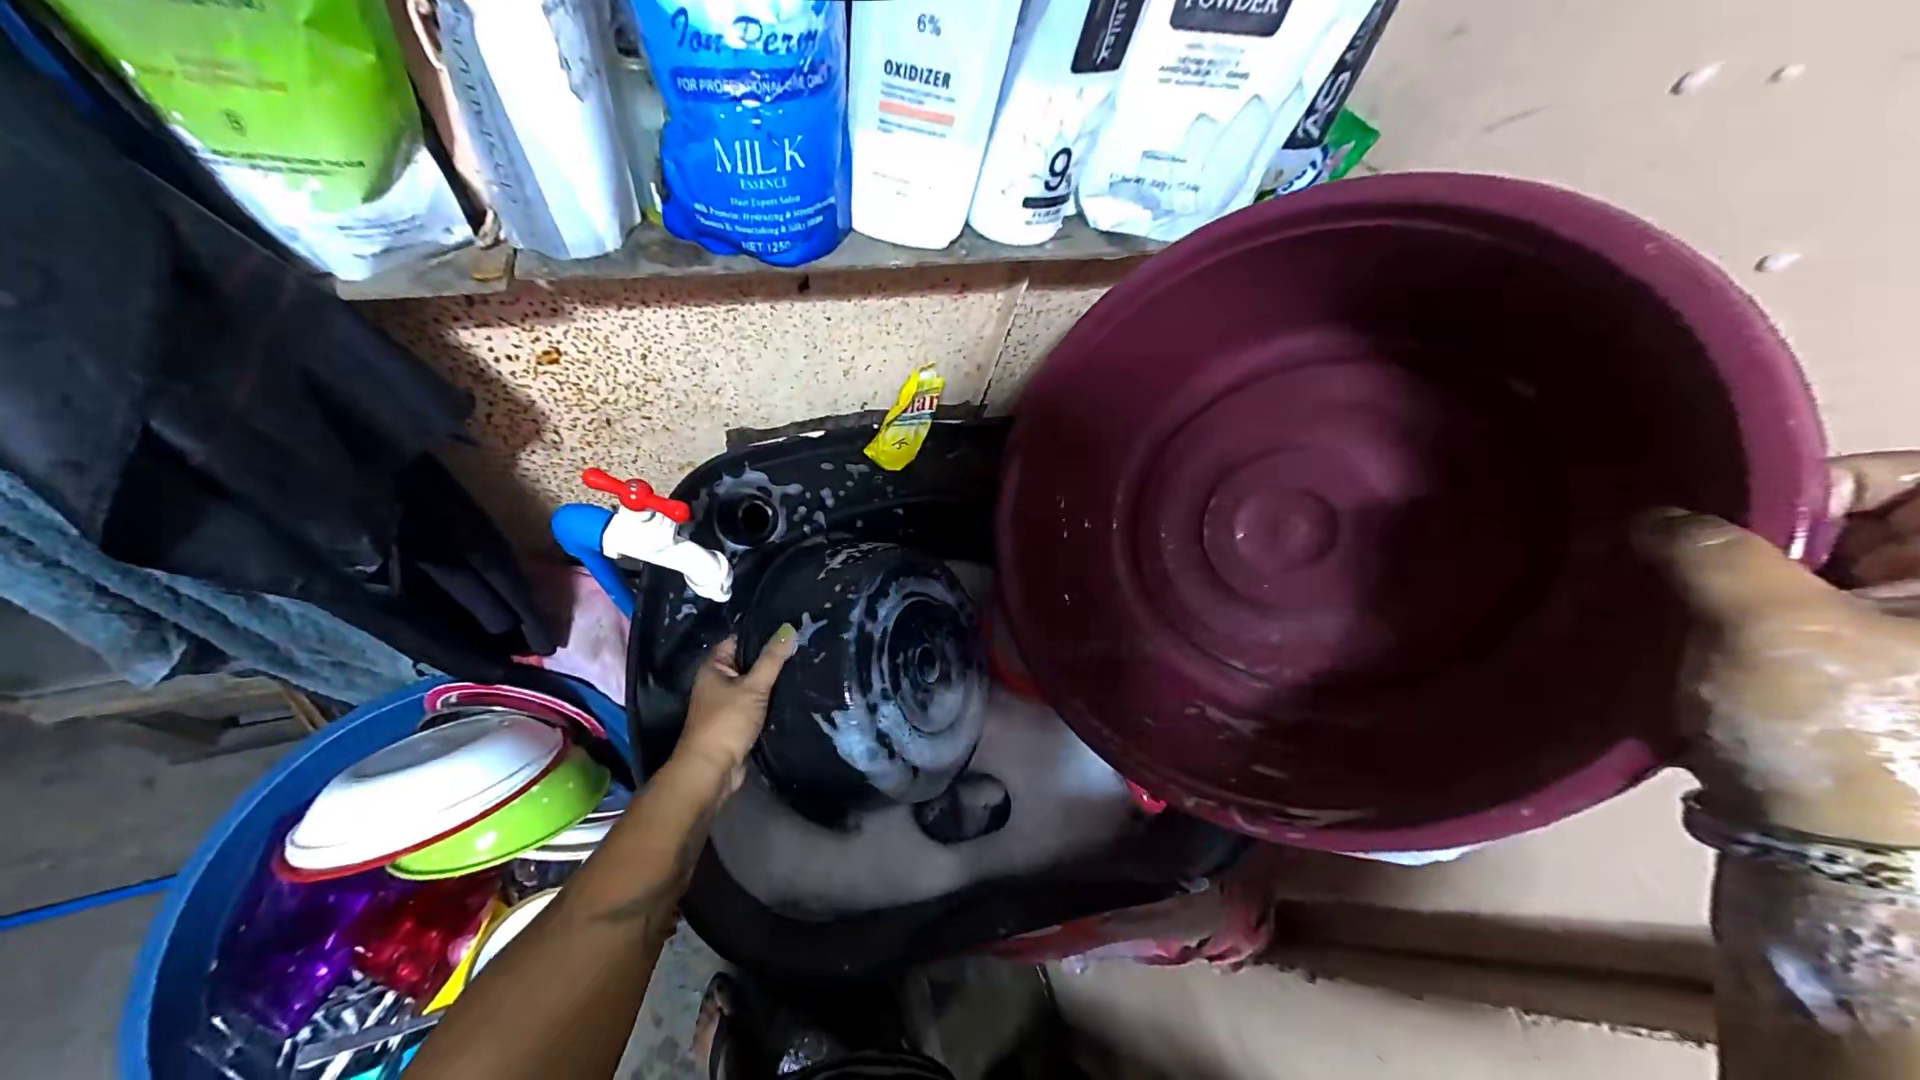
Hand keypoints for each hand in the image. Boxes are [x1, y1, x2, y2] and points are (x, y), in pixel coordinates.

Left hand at [673, 628, 798, 795]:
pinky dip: (773, 698)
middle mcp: (718, 681)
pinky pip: (759, 702)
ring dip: (774, 678)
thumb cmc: (726, 723)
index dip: (762, 632)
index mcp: (714, 667)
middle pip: (749, 661)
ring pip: (756, 683)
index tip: (790, 626)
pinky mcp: (739, 720)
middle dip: (772, 656)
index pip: (739, 639)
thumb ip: (772, 659)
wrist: (712, 771)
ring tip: (805, 663)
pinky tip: (795, 691)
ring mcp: (728, 702)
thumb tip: (789, 628)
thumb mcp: (753, 687)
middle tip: (804, 643)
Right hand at [1635, 453, 1919, 845]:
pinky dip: (1730, 600)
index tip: (1728, 507)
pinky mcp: (1842, 665)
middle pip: (1852, 520)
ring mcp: (1892, 637)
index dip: (1820, 479)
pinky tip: (1684, 613)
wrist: (1823, 844)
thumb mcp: (1766, 624)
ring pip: (1805, 564)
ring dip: (1734, 567)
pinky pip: (1784, 604)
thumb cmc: (1831, 725)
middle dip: (1761, 527)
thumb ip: (1710, 549)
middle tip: (1680, 543)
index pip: (1911, 479)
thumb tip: (1655, 515)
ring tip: (1670, 579)